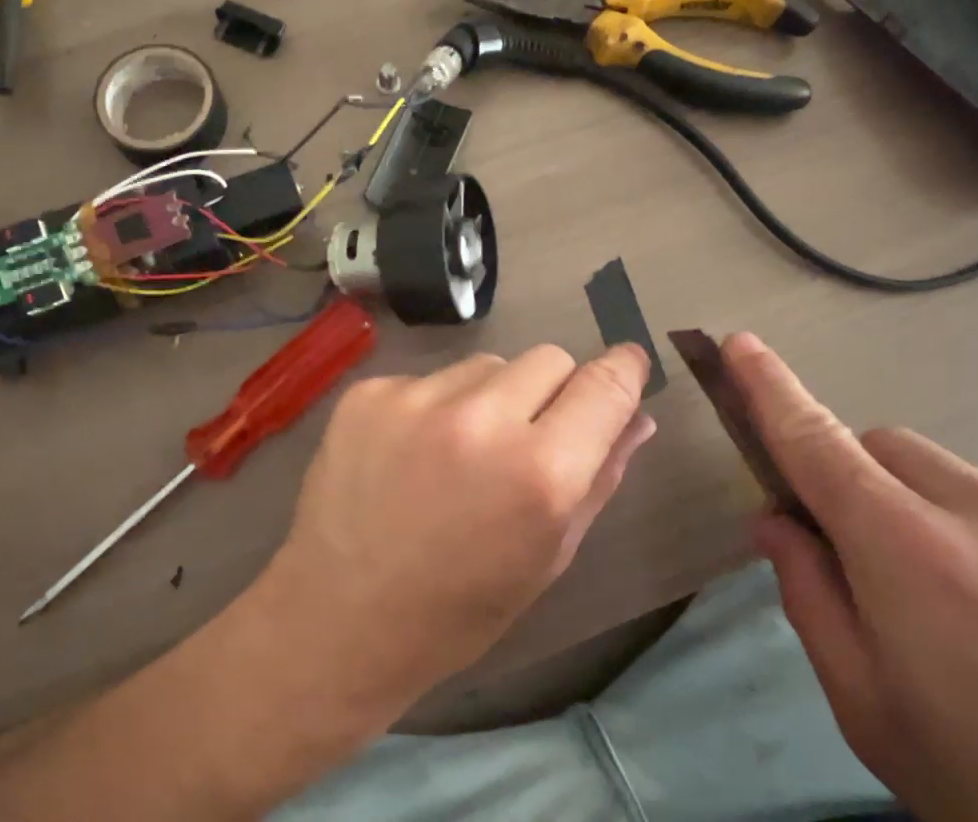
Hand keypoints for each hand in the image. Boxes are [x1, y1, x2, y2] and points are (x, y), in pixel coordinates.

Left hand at [266, 343, 655, 706]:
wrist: (339, 619)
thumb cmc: (460, 609)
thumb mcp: (548, 556)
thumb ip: (599, 478)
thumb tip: (638, 418)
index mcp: (541, 473)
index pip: (605, 384)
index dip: (624, 370)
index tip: (626, 366)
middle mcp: (482, 420)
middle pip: (548, 358)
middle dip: (553, 390)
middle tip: (528, 436)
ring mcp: (417, 400)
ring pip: (486, 365)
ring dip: (491, 397)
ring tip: (460, 453)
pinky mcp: (368, 394)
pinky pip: (429, 378)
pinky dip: (434, 406)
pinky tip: (411, 454)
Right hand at [725, 333, 977, 821]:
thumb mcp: (872, 712)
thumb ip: (812, 602)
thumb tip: (776, 525)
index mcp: (908, 552)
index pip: (818, 445)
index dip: (770, 391)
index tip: (740, 344)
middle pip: (887, 450)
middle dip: (852, 479)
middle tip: (855, 559)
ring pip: (957, 483)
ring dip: (927, 519)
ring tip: (962, 622)